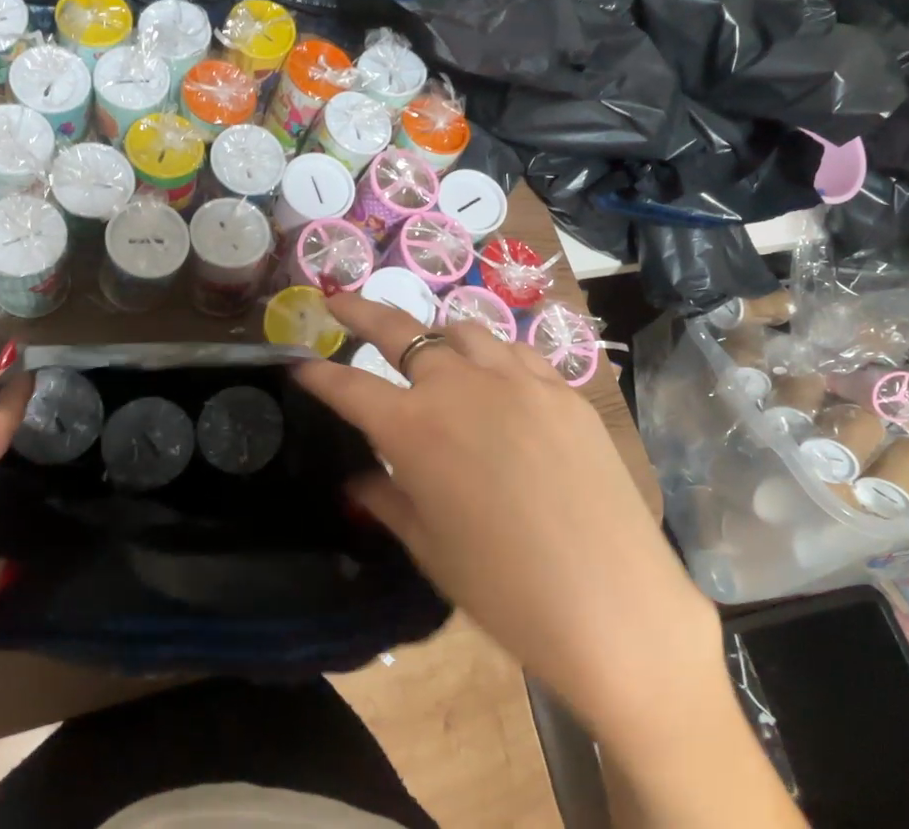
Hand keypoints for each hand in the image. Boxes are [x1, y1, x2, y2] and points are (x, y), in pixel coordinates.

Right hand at [296, 293, 720, 720]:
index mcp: (412, 429)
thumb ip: (386, 500)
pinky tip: (493, 372)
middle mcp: (460, 388)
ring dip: (434, 333)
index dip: (317, 374)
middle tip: (338, 303)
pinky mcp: (564, 392)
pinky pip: (517, 353)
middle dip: (361, 314)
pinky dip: (491, 352)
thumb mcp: (428, 546)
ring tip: (426, 343)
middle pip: (402, 332)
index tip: (296, 362)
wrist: (611, 605)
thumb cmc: (502, 588)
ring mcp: (518, 382)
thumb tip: (357, 482)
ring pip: (465, 332)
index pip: (348, 387)